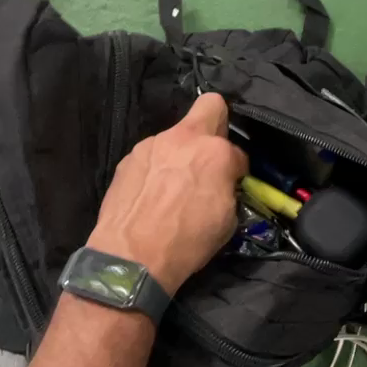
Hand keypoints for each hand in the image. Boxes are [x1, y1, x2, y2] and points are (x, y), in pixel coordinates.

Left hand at [87, 93, 248, 292]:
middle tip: (210, 160)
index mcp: (216, 153)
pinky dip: (157, 169)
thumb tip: (223, 184)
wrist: (131, 257)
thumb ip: (227, 190)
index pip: (238, 152)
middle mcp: (183, 138)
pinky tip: (151, 196)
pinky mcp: (128, 158)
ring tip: (173, 189)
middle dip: (216, 127)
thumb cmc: (186, 243)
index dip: (237, 170)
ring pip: (176, 138)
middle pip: (209, 108)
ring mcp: (151, 144)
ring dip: (181, 155)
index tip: (232, 185)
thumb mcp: (225, 222)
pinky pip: (152, 156)